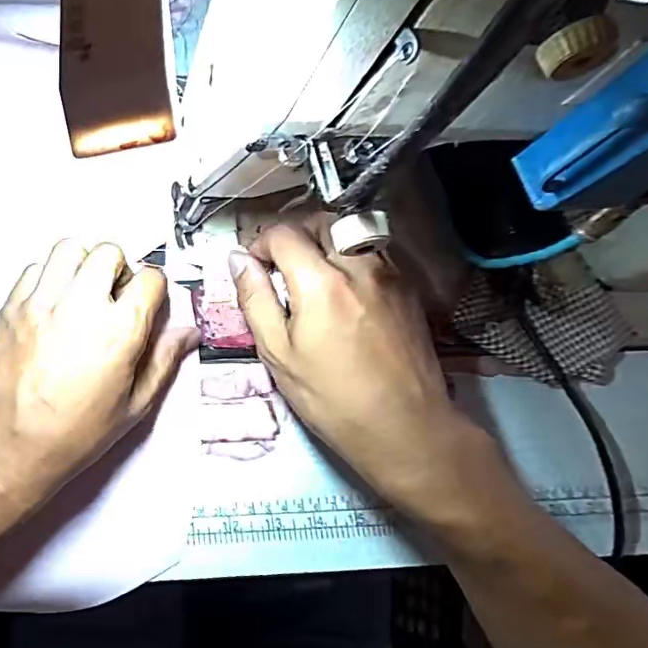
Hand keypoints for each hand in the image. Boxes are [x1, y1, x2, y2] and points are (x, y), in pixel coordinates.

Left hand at [0, 239, 196, 520]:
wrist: (8, 445)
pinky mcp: (11, 307)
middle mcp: (80, 307)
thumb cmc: (72, 434)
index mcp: (118, 331)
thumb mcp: (133, 406)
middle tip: (115, 296)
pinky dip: (50, 277)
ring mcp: (41, 303)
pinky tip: (54, 305)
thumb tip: (187, 334)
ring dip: (83, 264)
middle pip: (108, 252)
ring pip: (69, 249)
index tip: (147, 303)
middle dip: (119, 269)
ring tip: (83, 293)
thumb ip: (163, 361)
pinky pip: (35, 268)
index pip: (150, 278)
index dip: (153, 289)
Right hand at [230, 221, 488, 505]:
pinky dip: (352, 258)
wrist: (405, 427)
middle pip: (321, 221)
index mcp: (321, 282)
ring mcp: (390, 274)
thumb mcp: (279, 355)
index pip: (284, 234)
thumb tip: (238, 260)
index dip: (260, 244)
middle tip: (282, 267)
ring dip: (326, 243)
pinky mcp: (409, 289)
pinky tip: (346, 294)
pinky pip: (374, 254)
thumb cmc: (333, 399)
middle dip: (295, 234)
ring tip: (314, 278)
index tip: (255, 269)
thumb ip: (255, 300)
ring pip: (352, 233)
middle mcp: (359, 265)